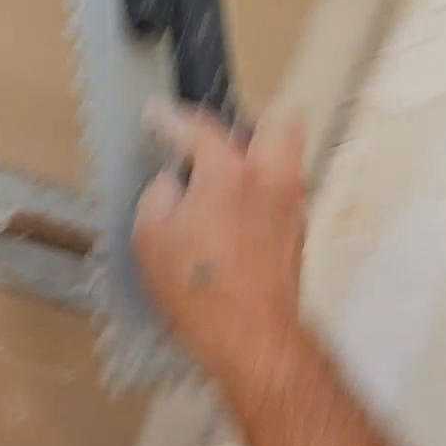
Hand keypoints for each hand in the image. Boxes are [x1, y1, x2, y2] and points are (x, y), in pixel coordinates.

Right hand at [132, 100, 306, 383]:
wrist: (247, 332)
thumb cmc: (193, 285)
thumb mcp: (150, 236)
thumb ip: (159, 196)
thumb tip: (174, 184)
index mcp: (228, 174)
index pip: (200, 129)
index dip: (172, 118)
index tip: (155, 113)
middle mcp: (270, 179)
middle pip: (280, 120)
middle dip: (246, 120)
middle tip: (213, 139)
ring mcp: (291, 204)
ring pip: (283, 156)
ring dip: (253, 157)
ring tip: (216, 180)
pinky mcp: (295, 231)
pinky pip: (279, 191)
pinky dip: (255, 192)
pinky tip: (226, 218)